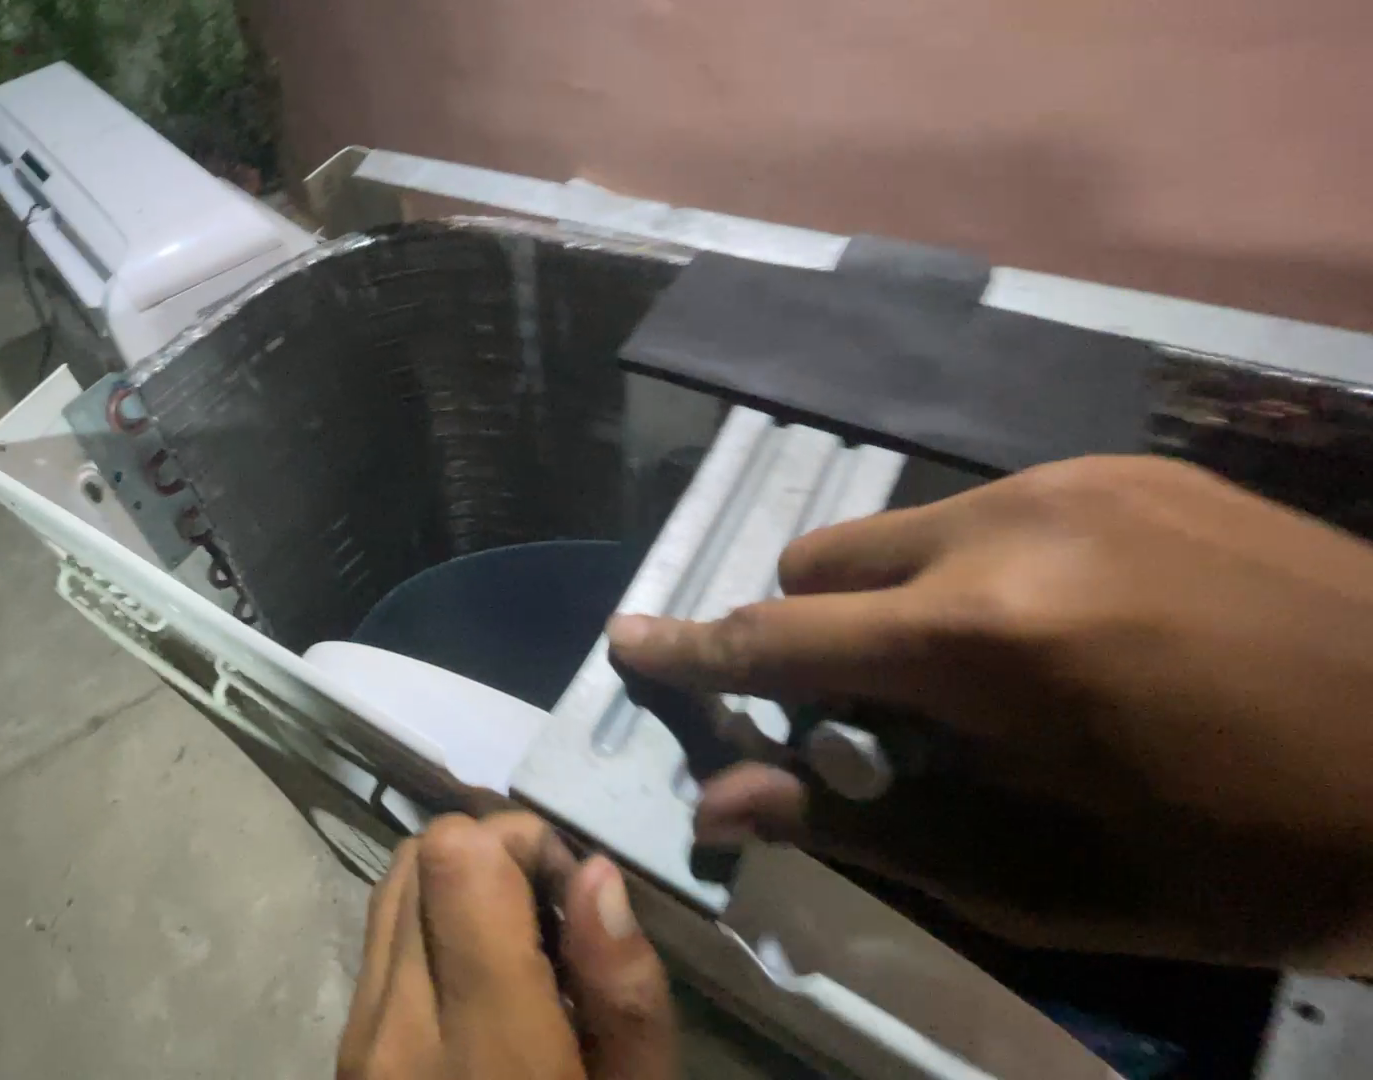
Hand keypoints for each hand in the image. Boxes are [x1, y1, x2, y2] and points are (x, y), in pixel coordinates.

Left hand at [337, 813, 675, 1079]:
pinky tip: (473, 966)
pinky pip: (382, 932)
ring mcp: (355, 1038)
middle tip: (547, 916)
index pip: (457, 862)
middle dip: (493, 854)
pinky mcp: (343, 1042)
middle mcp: (395, 1033)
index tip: (567, 889)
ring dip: (458, 878)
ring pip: (395, 881)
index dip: (520, 843)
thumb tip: (593, 871)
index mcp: (483, 1055)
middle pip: (421, 855)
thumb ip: (623, 994)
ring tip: (513, 938)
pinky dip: (431, 915)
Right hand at [610, 455, 1372, 971]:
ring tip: (980, 668)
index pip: (776, 640)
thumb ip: (857, 828)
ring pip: (882, 535)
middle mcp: (1005, 530)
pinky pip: (967, 515)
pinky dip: (956, 572)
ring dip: (882, 604)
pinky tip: (1053, 625)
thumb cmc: (1259, 863)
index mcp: (987, 644)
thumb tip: (716, 806)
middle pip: (812, 566)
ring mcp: (1064, 480)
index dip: (690, 650)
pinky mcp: (1111, 463)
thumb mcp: (1045, 881)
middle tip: (877, 708)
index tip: (628, 640)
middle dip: (806, 637)